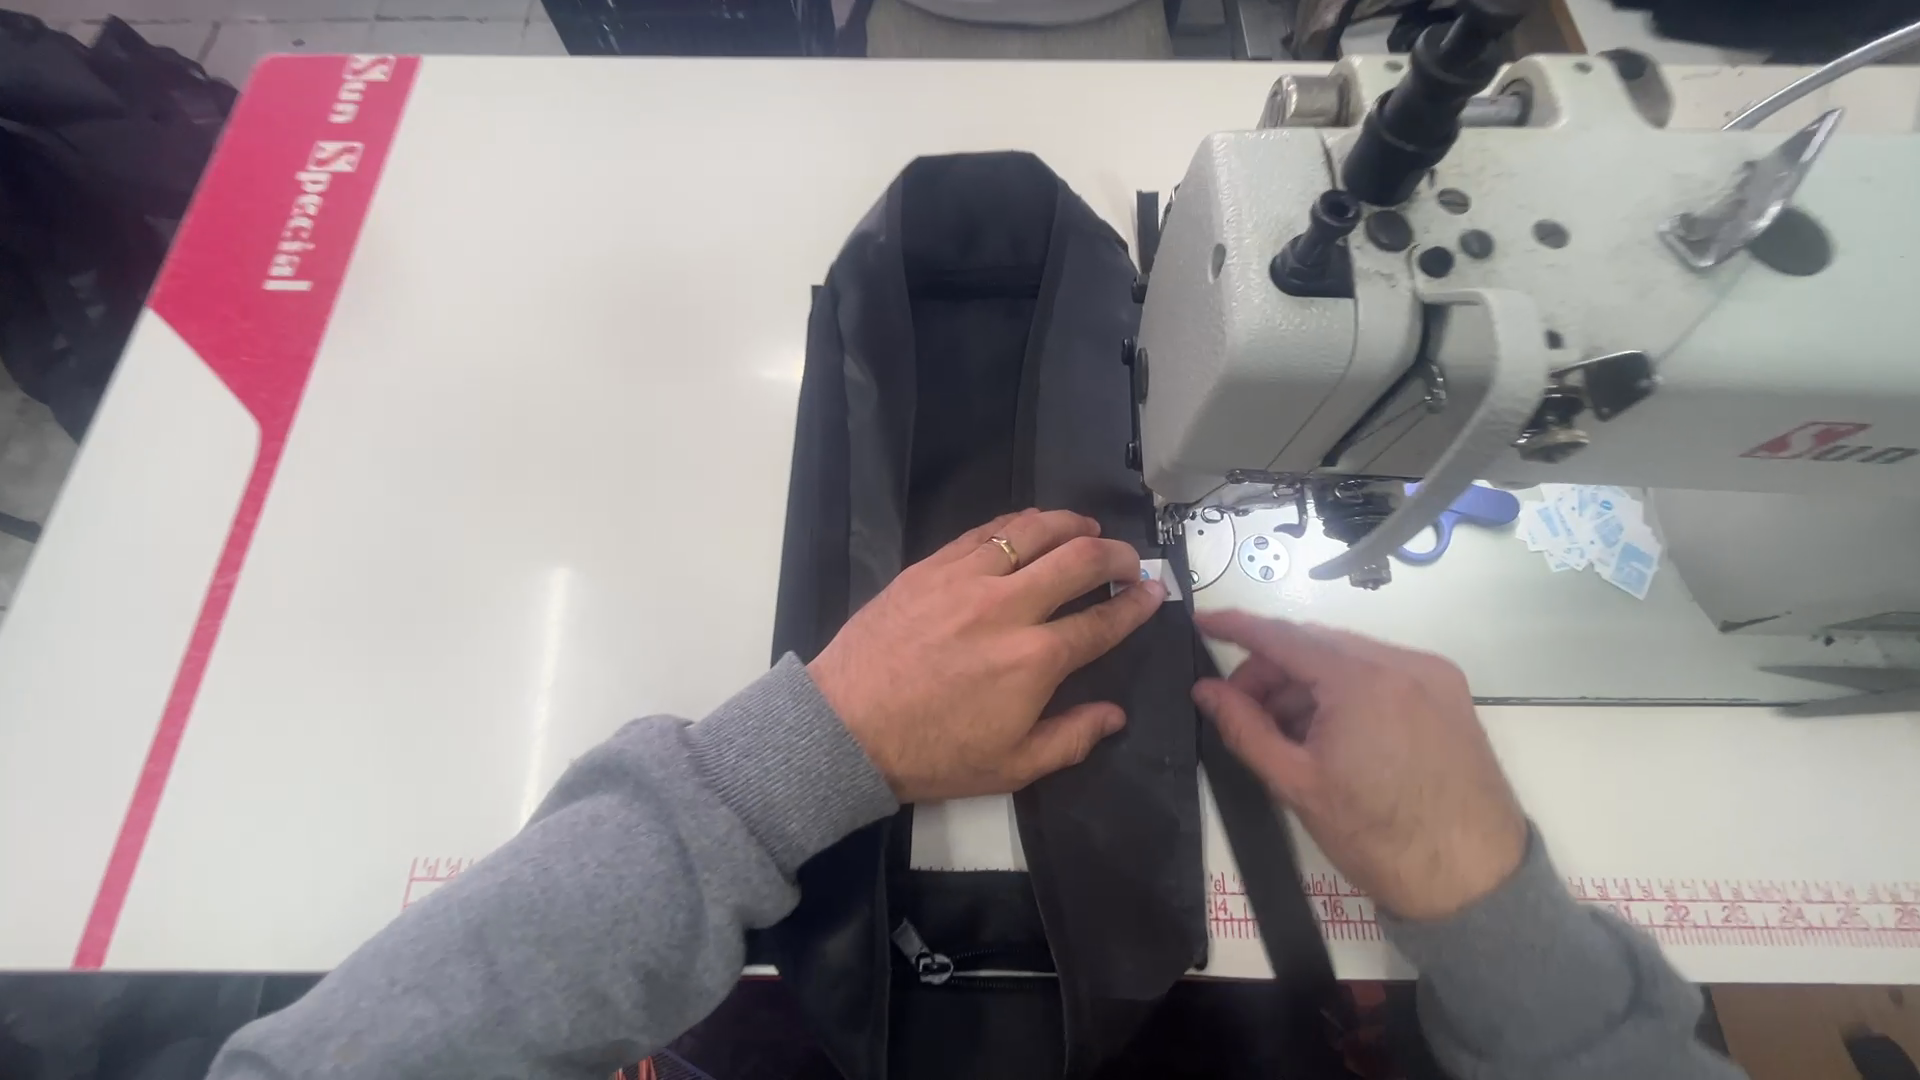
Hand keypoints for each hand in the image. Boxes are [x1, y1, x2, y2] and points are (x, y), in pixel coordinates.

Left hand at [808, 509, 1164, 802]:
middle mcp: (1008, 607)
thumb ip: (1071, 738)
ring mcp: (967, 579)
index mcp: (1035, 660)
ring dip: (1070, 524)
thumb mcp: (1010, 767)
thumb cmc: (930, 753)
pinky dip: (1017, 523)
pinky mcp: (931, 566)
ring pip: (1032, 530)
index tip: (1154, 592)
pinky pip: (985, 531)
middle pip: (1079, 560)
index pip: (1103, 621)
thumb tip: (1115, 715)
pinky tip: (1028, 526)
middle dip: (1117, 554)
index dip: (1137, 605)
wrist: (846, 728)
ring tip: (1087, 528)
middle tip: (1129, 559)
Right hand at [1193, 611, 1525, 920]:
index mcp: (1363, 681)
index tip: (1201, 621)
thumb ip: (1242, 726)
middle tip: (1240, 708)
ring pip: (1345, 657)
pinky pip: (1377, 673)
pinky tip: (1325, 731)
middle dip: (1269, 670)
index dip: (1236, 625)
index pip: (1283, 636)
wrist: (1476, 886)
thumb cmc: (1377, 837)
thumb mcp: (1295, 782)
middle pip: (1314, 644)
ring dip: (1304, 683)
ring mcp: (1432, 675)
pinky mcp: (1449, 694)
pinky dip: (1341, 690)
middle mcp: (1403, 663)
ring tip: (1284, 731)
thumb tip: (1203, 689)